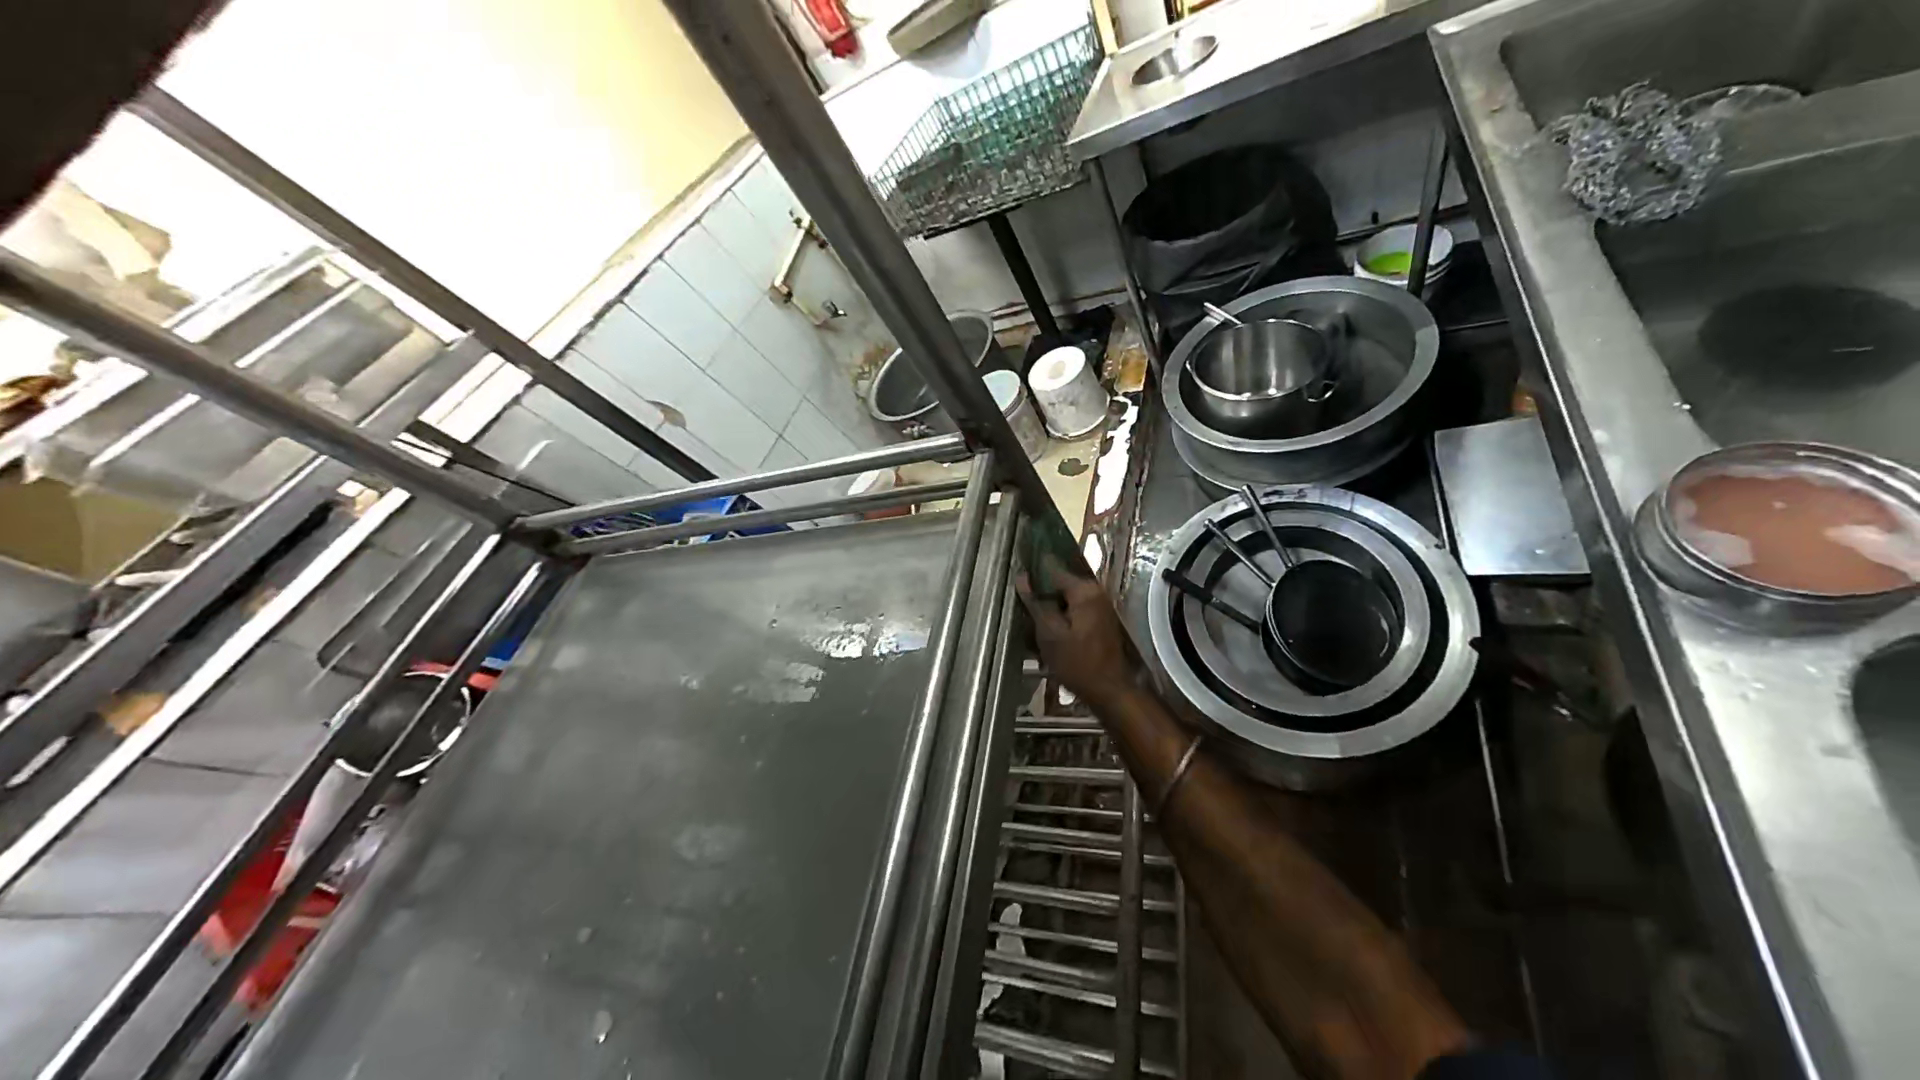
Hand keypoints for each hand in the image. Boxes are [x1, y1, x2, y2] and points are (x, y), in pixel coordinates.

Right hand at [1015, 556, 1136, 707]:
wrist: (1108, 690)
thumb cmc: (1076, 663)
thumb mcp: (1049, 634)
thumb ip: (1035, 603)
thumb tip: (1021, 576)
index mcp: (1084, 590)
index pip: (1052, 568)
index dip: (1032, 572)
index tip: (1016, 577)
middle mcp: (1096, 591)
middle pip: (1060, 583)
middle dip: (1041, 592)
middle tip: (1022, 606)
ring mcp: (1101, 605)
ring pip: (1067, 597)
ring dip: (1050, 606)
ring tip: (1033, 621)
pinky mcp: (1101, 618)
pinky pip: (1075, 608)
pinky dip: (1061, 615)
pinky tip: (1049, 630)